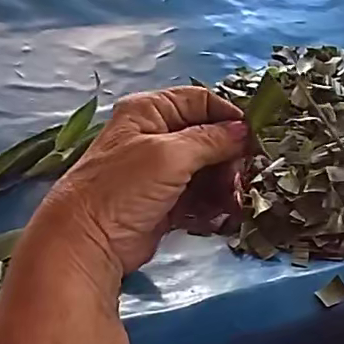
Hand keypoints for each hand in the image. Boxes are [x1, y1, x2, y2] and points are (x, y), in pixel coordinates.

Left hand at [27, 86, 246, 289]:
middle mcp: (156, 138)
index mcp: (150, 112)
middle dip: (229, 160)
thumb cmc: (123, 189)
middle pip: (209, 140)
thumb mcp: (169, 155)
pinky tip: (222, 218)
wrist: (89, 241)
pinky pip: (199, 200)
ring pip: (207, 172)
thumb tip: (245, 132)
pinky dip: (213, 208)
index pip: (201, 102)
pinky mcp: (166, 205)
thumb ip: (211, 140)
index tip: (254, 139)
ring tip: (233, 204)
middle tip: (241, 180)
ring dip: (225, 187)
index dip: (229, 118)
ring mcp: (161, 174)